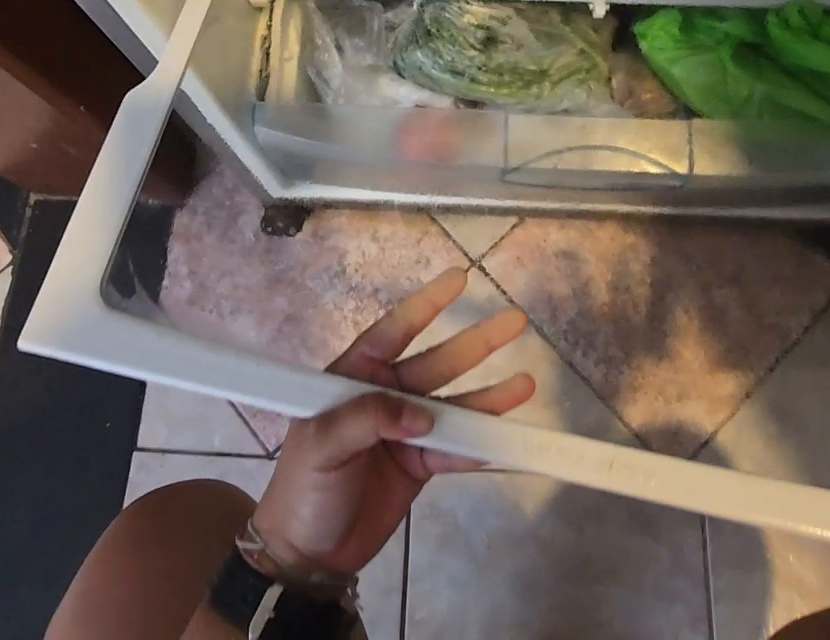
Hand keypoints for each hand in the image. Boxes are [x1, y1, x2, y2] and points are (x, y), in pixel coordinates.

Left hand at [250, 267, 535, 576]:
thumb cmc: (302, 486)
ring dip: (491, 397)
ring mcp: (408, 431)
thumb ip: (368, 420)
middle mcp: (386, 395)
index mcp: (355, 377)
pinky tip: (510, 441)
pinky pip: (457, 452)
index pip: (393, 331)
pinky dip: (483, 449)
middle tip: (515, 322)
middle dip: (477, 343)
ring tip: (527, 384)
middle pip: (437, 364)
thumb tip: (422, 415)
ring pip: (456, 406)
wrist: (308, 551)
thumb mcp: (322, 444)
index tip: (459, 279)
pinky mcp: (422, 465)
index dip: (426, 304)